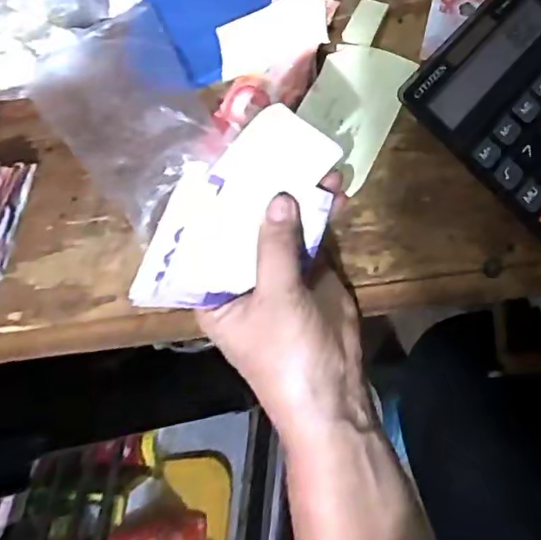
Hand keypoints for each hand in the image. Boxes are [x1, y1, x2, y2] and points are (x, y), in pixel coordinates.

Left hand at [198, 178, 374, 440]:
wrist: (334, 386)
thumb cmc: (285, 354)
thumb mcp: (275, 300)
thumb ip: (276, 247)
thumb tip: (279, 195)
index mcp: (216, 291)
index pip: (205, 240)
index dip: (214, 205)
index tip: (224, 165)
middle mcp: (245, 274)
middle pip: (249, 226)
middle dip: (264, 193)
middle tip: (277, 153)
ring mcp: (282, 270)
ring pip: (286, 224)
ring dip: (300, 196)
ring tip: (315, 164)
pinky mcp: (315, 267)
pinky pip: (316, 232)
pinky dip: (325, 210)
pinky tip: (335, 188)